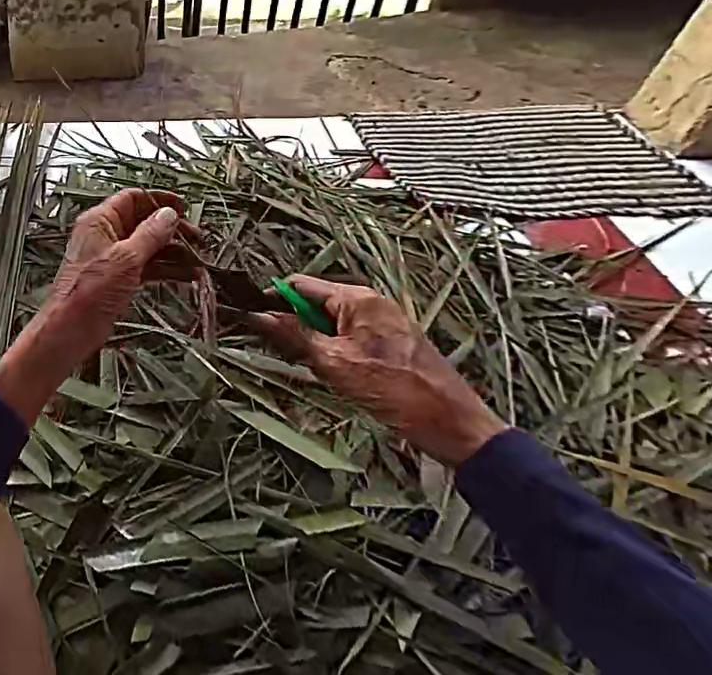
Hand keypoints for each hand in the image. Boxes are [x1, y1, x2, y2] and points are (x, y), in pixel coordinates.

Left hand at [0, 189, 188, 425]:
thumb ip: (150, 235)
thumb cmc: (87, 292)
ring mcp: (112, 257)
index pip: (132, 199)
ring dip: (173, 251)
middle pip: (143, 222)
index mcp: (99, 222)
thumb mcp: (126, 258)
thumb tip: (168, 215)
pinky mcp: (117, 278)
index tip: (182, 206)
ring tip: (197, 259)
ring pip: (148, 246)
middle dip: (171, 229)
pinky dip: (165, 269)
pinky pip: (147, 266)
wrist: (72, 327)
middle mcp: (104, 236)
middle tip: (196, 237)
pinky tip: (185, 275)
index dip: (158, 200)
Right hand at [242, 274, 506, 465]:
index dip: (274, 301)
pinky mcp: (391, 343)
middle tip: (290, 357)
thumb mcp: (334, 363)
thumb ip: (293, 335)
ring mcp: (382, 322)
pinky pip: (349, 338)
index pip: (299, 285)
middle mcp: (370, 303)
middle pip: (314, 305)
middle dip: (297, 328)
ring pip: (330, 325)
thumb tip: (257, 315)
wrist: (456, 426)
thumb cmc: (396, 390)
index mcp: (356, 298)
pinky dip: (335, 353)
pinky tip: (339, 378)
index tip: (256, 322)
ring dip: (316, 345)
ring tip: (320, 372)